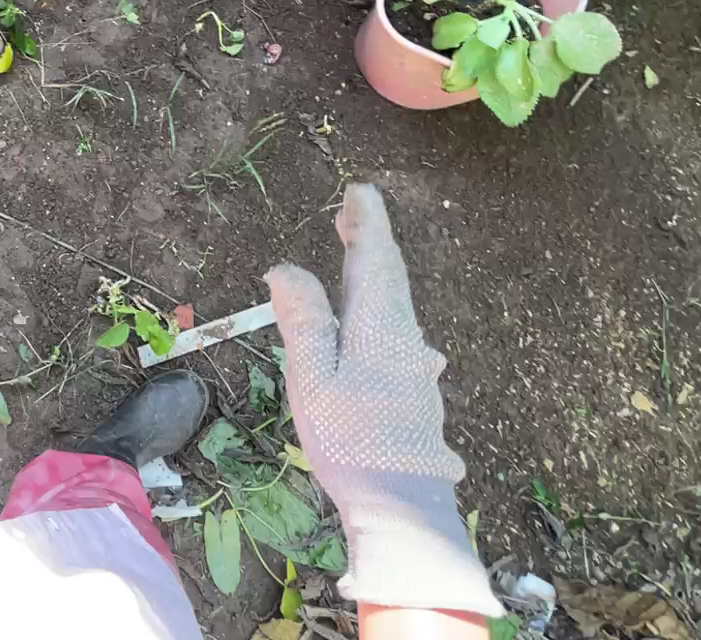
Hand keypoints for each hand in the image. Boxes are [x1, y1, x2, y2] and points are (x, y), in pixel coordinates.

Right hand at [266, 184, 500, 617]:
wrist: (404, 509)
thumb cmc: (351, 440)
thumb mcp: (312, 378)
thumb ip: (302, 320)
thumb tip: (284, 267)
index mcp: (380, 329)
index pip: (376, 262)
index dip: (368, 223)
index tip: (360, 190)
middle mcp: (406, 339)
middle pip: (391, 277)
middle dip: (372, 240)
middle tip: (351, 211)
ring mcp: (416, 365)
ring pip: (397, 304)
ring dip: (377, 270)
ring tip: (356, 253)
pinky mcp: (415, 387)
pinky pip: (397, 327)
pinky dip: (380, 302)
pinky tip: (372, 321)